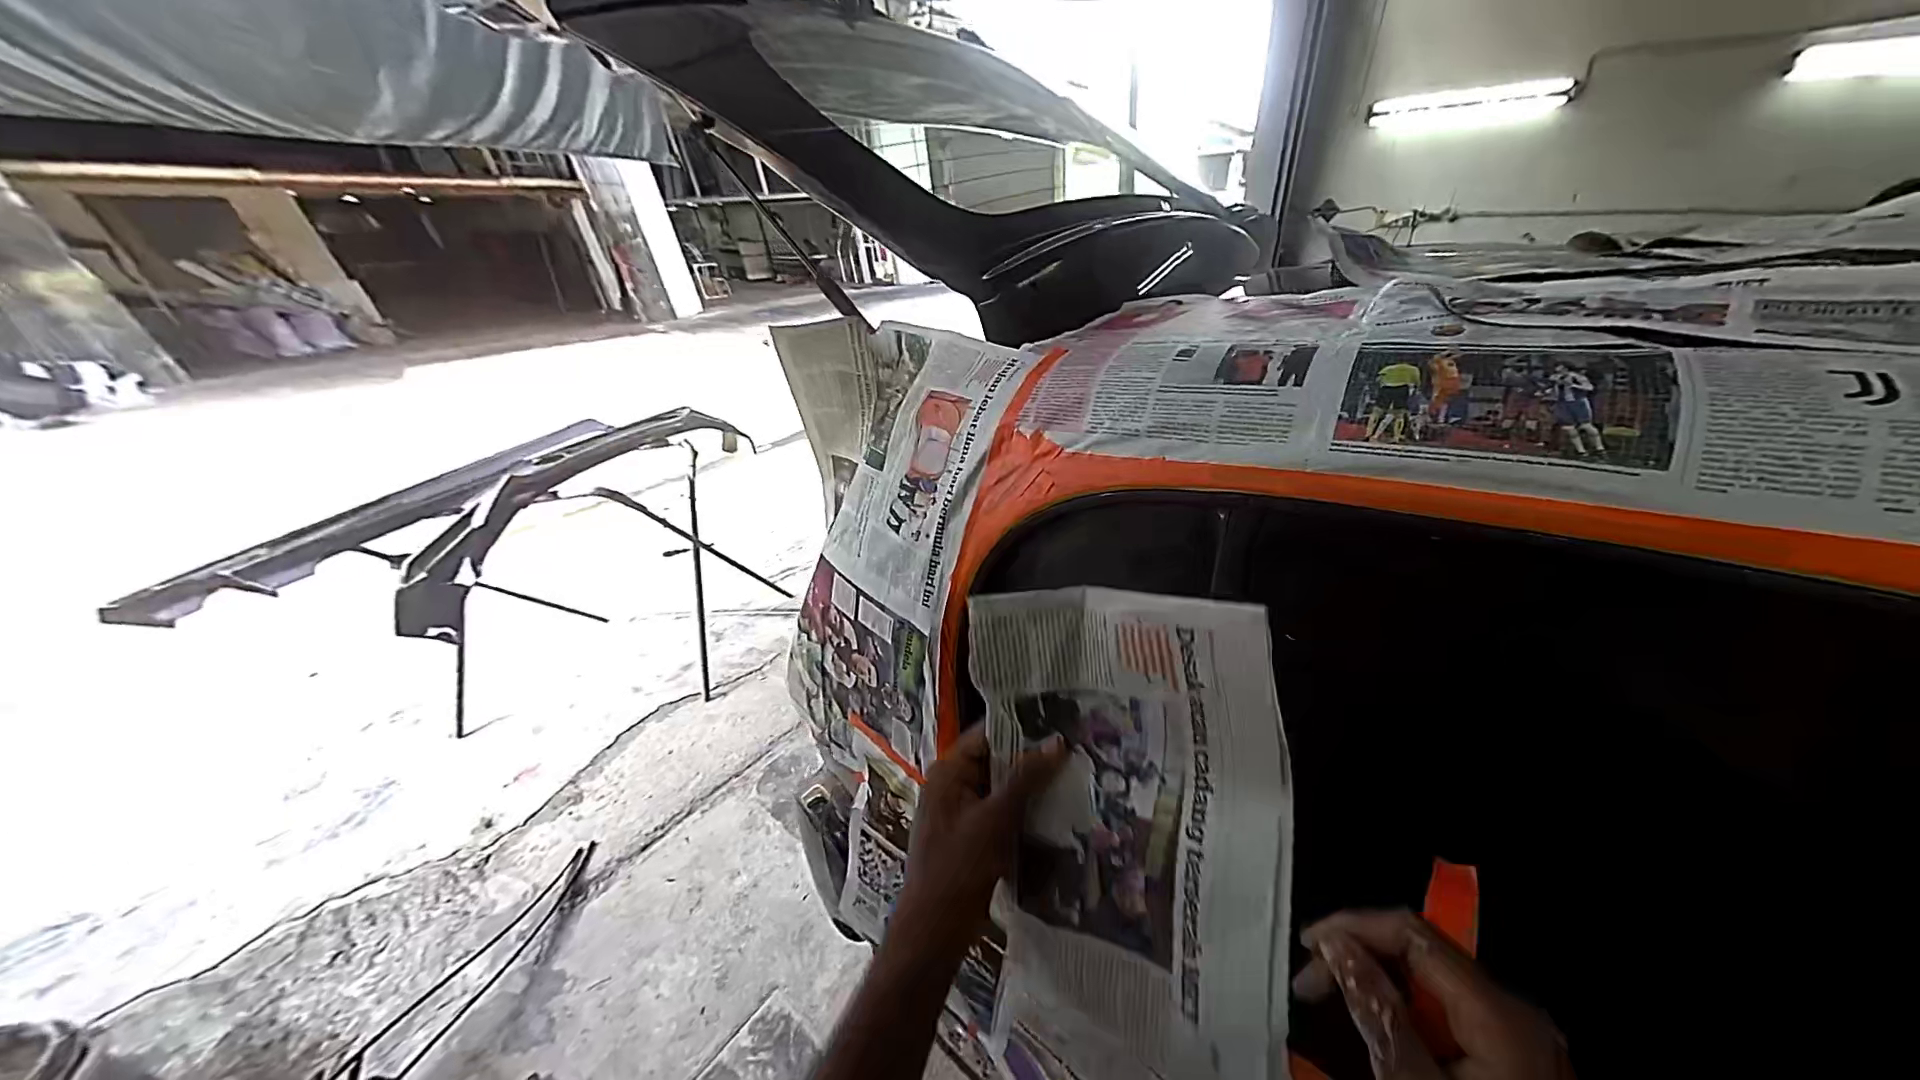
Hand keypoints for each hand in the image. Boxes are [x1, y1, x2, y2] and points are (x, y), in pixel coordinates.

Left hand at [890, 725, 1066, 956]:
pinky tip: (1057, 811)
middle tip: (1074, 748)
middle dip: (1032, 757)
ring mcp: (963, 812)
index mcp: (949, 772)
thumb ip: (1026, 778)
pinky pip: (1003, 813)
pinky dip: (1025, 810)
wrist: (936, 928)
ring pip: (1003, 788)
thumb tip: (1057, 742)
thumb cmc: (959, 866)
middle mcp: (954, 785)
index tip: (1057, 719)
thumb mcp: (996, 818)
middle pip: (996, 760)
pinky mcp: (974, 836)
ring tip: (1073, 774)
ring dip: (1032, 786)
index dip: (1020, 726)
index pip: (987, 734)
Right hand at [1294, 909, 1574, 1079]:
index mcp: (1498, 1012)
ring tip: (1335, 1000)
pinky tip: (1379, 1025)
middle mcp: (1511, 1007)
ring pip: (1427, 974)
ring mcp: (1515, 1028)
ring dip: (1376, 979)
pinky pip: (1443, 1003)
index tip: (1308, 946)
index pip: (1411, 932)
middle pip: (1419, 948)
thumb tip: (1335, 944)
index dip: (1352, 927)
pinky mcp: (1510, 1049)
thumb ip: (1377, 1012)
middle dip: (1358, 954)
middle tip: (1311, 982)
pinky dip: (1403, 1006)